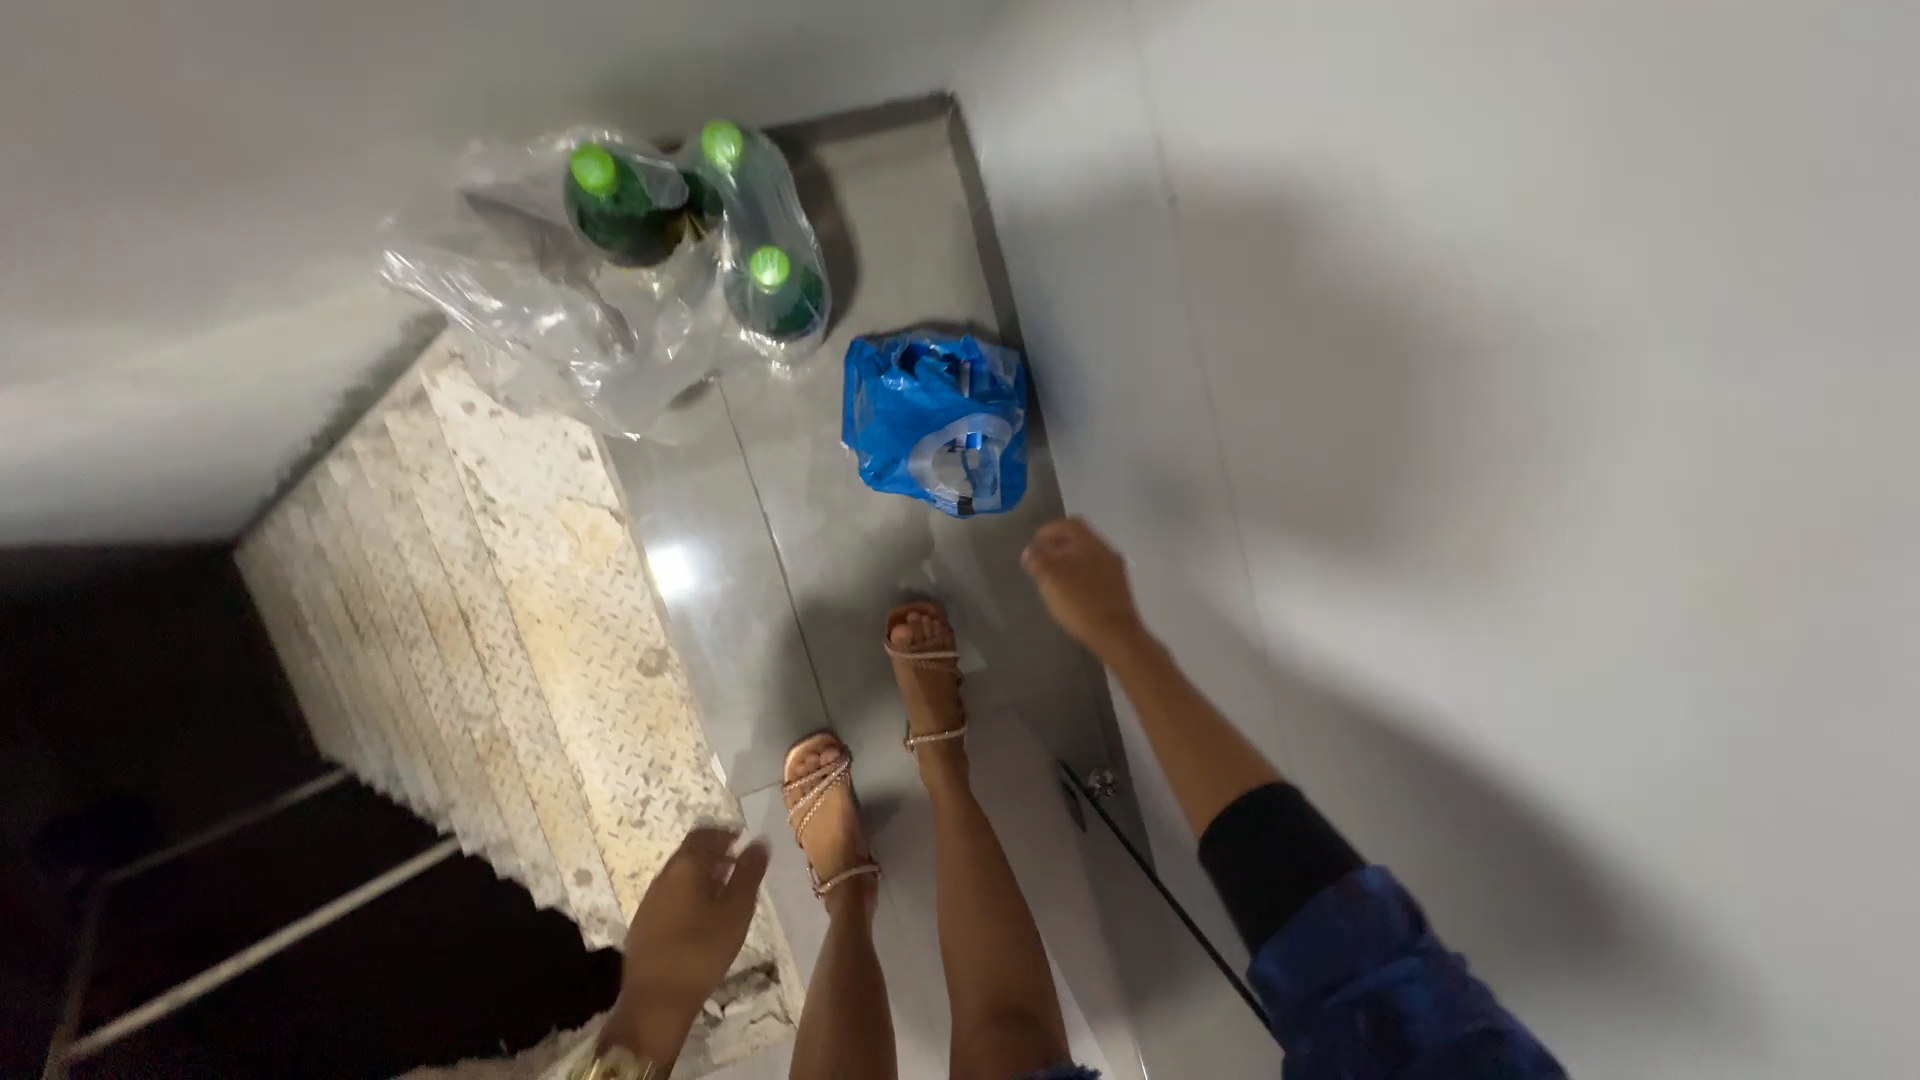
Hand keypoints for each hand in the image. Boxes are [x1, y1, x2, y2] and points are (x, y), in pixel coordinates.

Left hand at [603, 827, 769, 1062]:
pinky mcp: (642, 925)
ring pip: (678, 875)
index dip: (725, 834)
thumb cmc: (702, 950)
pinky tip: (700, 917)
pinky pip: (669, 896)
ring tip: (724, 892)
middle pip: (689, 853)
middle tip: (738, 866)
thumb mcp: (737, 910)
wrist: (656, 1002)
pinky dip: (688, 894)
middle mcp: (663, 877)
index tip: (743, 842)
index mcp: (685, 867)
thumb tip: (758, 842)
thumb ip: (749, 872)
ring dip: (701, 874)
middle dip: (714, 854)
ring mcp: (649, 902)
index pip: (704, 833)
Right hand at [1022, 517, 1147, 659]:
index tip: (1035, 543)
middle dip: (1058, 546)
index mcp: (1091, 544)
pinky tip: (1070, 593)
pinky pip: (1095, 573)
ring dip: (1069, 562)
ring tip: (1052, 577)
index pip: (1070, 524)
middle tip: (1041, 560)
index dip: (1050, 530)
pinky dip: (1079, 575)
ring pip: (1088, 557)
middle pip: (1080, 540)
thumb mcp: (1050, 579)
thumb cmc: (1080, 602)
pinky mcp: (1118, 590)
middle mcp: (1106, 552)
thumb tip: (1030, 550)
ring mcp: (1116, 571)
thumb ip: (1038, 560)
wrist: (1116, 635)